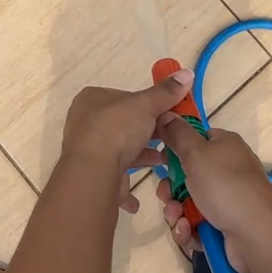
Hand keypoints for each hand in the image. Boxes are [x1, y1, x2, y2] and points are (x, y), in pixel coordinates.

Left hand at [58, 70, 192, 211]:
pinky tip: (137, 198)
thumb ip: (166, 92)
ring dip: (140, 156)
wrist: (92, 172)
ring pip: (119, 150)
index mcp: (92, 99)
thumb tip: (187, 73)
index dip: (148, 105)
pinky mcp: (89, 173)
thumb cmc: (116, 129)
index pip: (124, 97)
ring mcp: (85, 149)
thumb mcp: (146, 105)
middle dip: (147, 133)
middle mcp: (84, 122)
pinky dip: (124, 185)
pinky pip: (111, 177)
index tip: (167, 115)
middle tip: (169, 138)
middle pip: (123, 124)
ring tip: (162, 161)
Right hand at [157, 116, 271, 272]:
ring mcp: (225, 200)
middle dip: (171, 189)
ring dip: (176, 211)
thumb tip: (167, 114)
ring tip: (179, 219)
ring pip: (187, 202)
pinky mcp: (222, 225)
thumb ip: (178, 134)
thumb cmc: (225, 185)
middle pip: (186, 175)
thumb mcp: (197, 152)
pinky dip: (189, 229)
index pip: (196, 140)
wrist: (257, 233)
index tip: (162, 160)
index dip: (176, 149)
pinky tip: (189, 232)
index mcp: (224, 146)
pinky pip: (195, 224)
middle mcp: (226, 170)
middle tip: (167, 196)